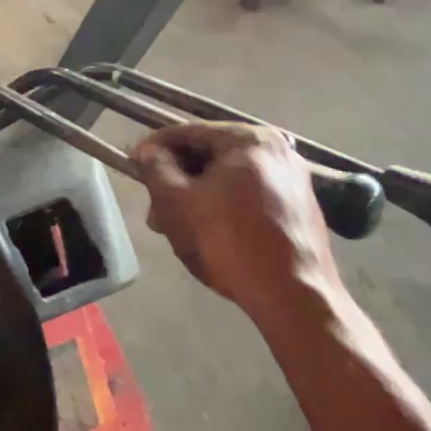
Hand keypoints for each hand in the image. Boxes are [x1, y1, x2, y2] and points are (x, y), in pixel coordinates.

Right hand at [132, 122, 343, 319]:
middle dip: (176, 180)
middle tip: (153, 207)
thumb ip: (156, 168)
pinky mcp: (299, 209)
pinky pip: (249, 196)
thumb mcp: (176, 202)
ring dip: (196, 196)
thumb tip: (149, 152)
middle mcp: (277, 151)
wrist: (295, 298)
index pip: (187, 132)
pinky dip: (223, 207)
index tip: (131, 165)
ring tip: (175, 226)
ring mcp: (293, 180)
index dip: (153, 148)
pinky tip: (207, 233)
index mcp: (249, 139)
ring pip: (228, 178)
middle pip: (209, 156)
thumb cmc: (228, 242)